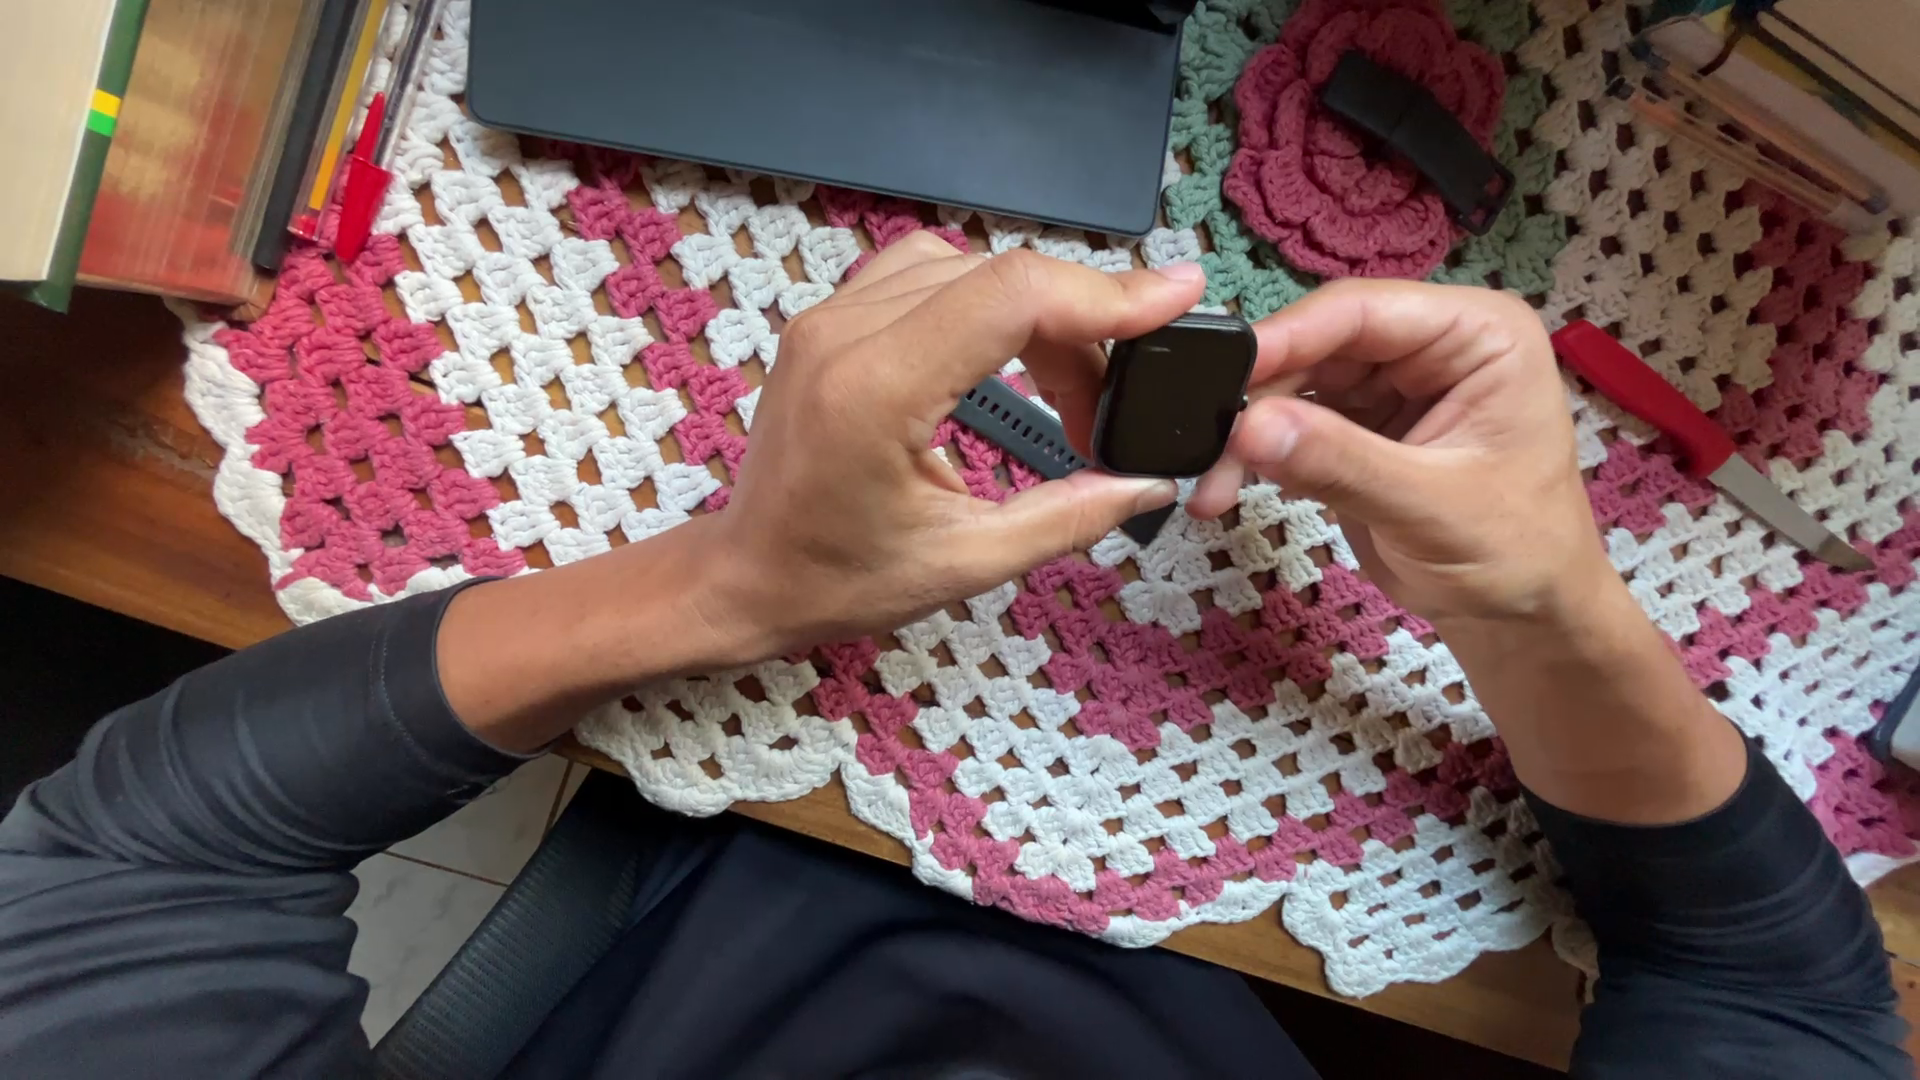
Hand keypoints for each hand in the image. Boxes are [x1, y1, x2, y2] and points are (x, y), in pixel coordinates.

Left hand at [703, 233, 1201, 658]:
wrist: (746, 575)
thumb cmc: (840, 581)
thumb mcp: (965, 563)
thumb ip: (1067, 517)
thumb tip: (1148, 481)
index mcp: (877, 392)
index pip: (1011, 297)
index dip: (1105, 292)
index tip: (1175, 299)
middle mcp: (845, 333)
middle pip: (999, 276)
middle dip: (1079, 323)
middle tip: (1109, 396)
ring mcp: (828, 317)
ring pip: (965, 266)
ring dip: (1033, 312)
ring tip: (1062, 382)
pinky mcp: (828, 321)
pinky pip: (922, 274)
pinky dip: (982, 301)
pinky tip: (1001, 353)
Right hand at [1185, 279, 1611, 626]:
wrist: (1513, 611)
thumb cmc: (1508, 552)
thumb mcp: (1428, 506)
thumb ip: (1340, 463)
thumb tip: (1249, 427)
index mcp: (1472, 336)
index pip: (1361, 312)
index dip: (1286, 338)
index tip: (1219, 377)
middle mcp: (1422, 349)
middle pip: (1313, 348)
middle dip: (1257, 398)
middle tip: (1208, 450)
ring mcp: (1382, 389)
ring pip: (1287, 388)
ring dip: (1245, 436)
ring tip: (1212, 489)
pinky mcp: (1350, 429)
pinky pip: (1284, 426)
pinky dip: (1252, 456)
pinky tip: (1227, 489)